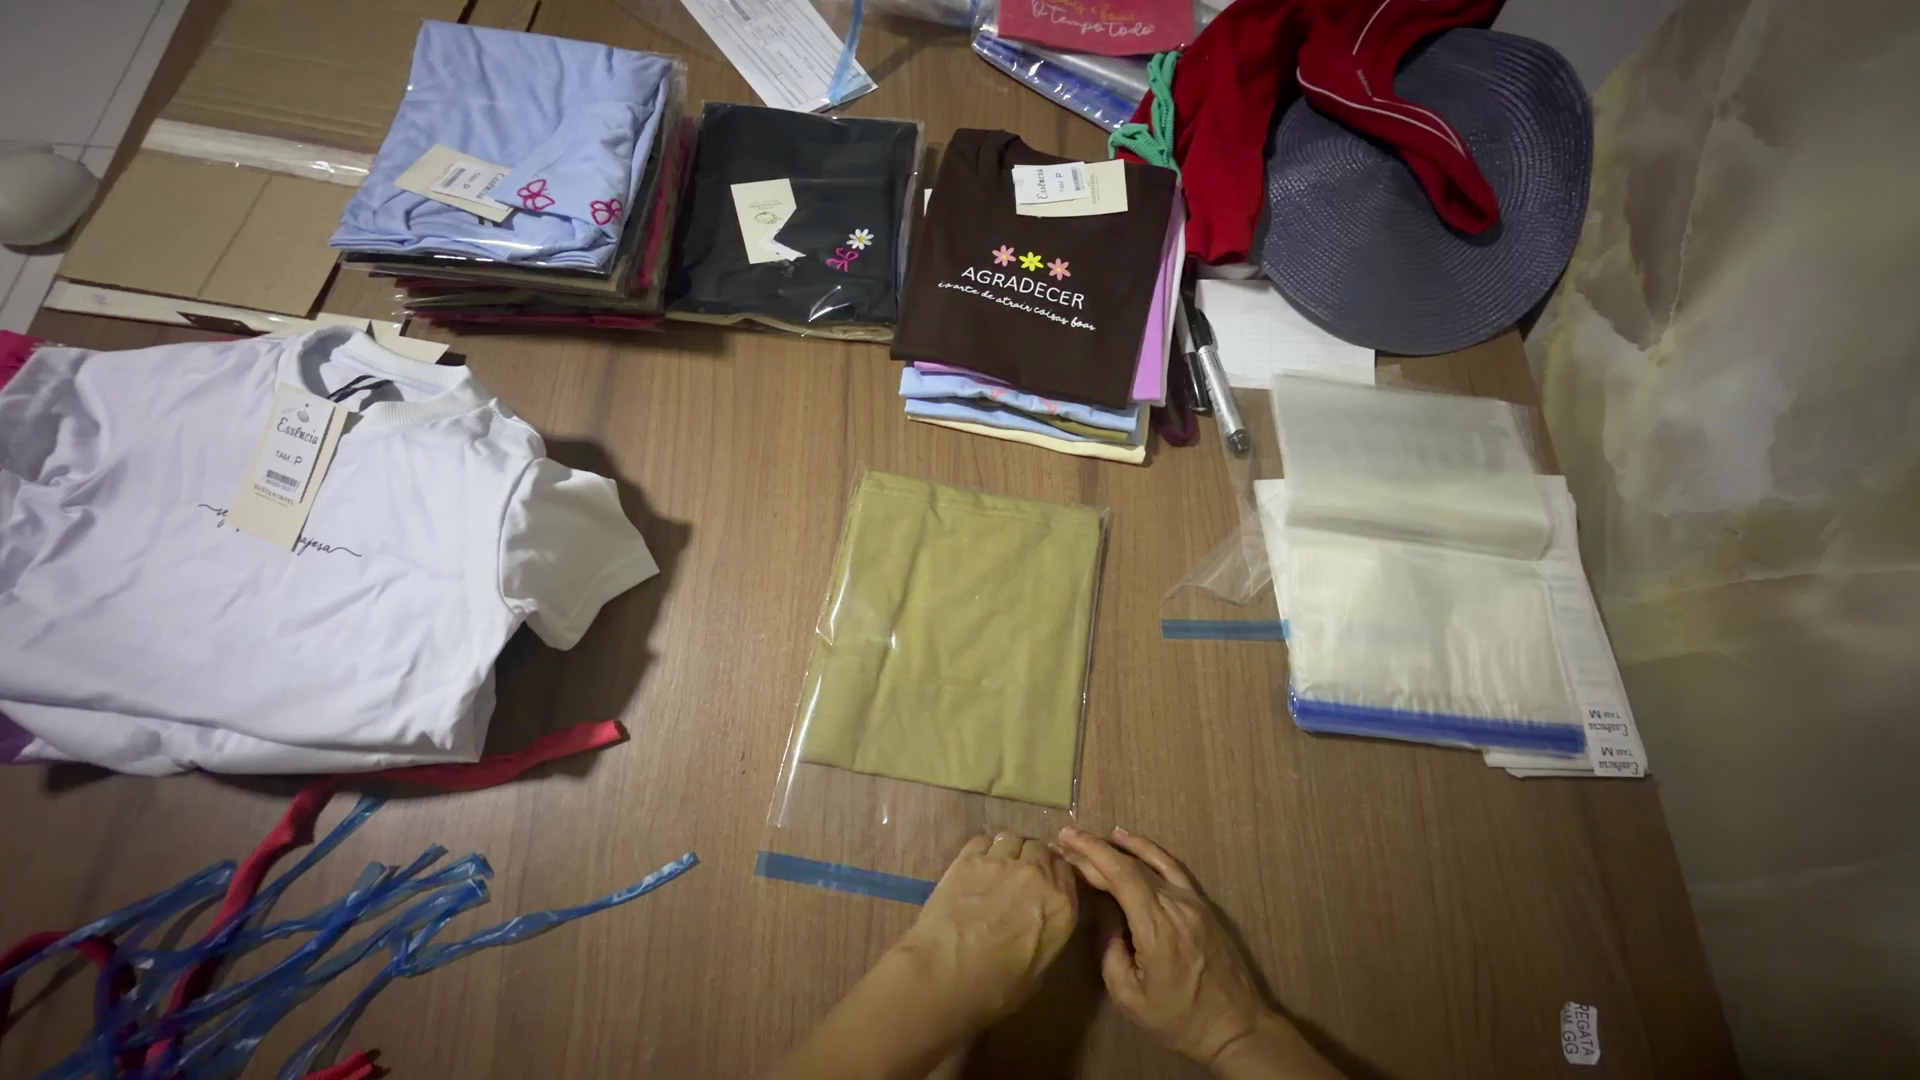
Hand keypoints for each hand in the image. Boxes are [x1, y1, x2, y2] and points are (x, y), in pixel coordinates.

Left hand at [889, 831, 1079, 1031]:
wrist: (947, 974)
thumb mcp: (1038, 971)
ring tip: (997, 867)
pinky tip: (976, 865)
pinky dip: (983, 849)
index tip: (1044, 882)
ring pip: (1012, 839)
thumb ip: (1046, 935)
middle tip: (1019, 876)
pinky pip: (983, 840)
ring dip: (1008, 850)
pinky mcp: (969, 858)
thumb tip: (1036, 925)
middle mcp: (1036, 874)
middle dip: (1032, 858)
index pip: (1066, 870)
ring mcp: (1001, 862)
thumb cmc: (996, 988)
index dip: (1054, 874)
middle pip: (1039, 848)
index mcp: (1061, 904)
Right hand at [1056, 826, 1273, 1068]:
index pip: (1119, 875)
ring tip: (1087, 837)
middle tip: (1065, 844)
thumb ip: (1109, 949)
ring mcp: (1192, 900)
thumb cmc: (1179, 1019)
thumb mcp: (1130, 996)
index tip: (1063, 842)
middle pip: (1129, 865)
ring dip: (1116, 846)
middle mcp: (1175, 905)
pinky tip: (1127, 839)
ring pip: (1149, 861)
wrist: (1237, 1027)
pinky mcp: (1201, 903)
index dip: (1090, 854)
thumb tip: (1102, 912)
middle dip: (1094, 851)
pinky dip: (1147, 849)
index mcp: (1156, 927)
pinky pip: (1170, 866)